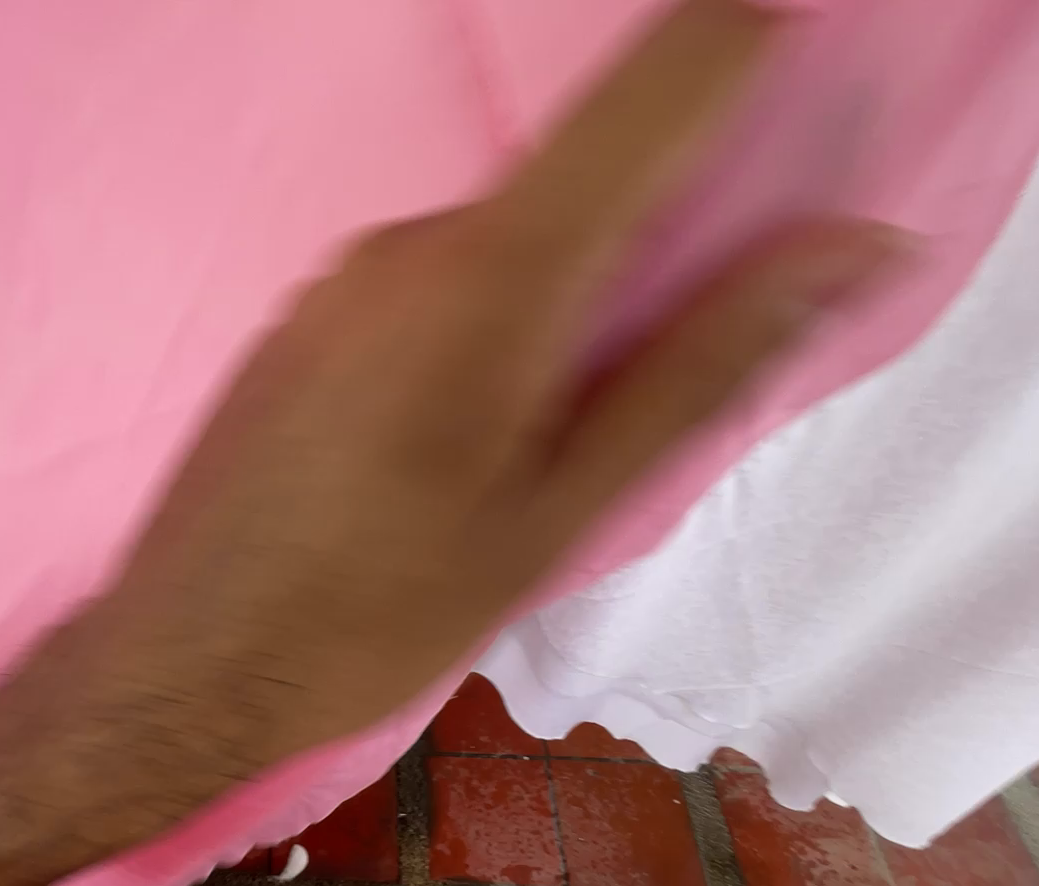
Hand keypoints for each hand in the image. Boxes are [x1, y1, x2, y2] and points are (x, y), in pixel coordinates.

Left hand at [86, 0, 911, 764]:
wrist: (192, 664)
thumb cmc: (376, 618)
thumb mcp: (555, 517)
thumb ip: (696, 371)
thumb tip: (846, 247)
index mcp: (489, 276)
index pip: (657, 80)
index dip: (746, 68)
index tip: (789, 135)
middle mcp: (396, 248)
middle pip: (564, 189)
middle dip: (630, 259)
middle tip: (620, 398)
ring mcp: (325, 287)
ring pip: (480, 256)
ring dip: (532, 318)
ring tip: (503, 456)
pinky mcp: (284, 333)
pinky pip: (404, 300)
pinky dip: (452, 340)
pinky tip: (416, 452)